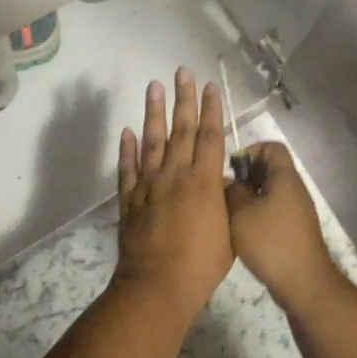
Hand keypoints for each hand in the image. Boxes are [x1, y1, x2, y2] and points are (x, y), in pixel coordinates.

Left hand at [112, 68, 233, 317]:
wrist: (158, 286)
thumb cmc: (203, 264)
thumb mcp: (229, 231)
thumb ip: (226, 202)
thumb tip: (221, 183)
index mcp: (204, 182)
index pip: (210, 136)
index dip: (212, 109)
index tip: (211, 86)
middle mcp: (176, 175)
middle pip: (182, 129)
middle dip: (184, 99)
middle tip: (182, 71)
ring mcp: (150, 185)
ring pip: (152, 141)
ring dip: (153, 112)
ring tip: (153, 86)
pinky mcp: (130, 201)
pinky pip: (128, 169)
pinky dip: (127, 149)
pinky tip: (127, 132)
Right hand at [225, 142, 347, 311]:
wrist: (303, 281)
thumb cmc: (271, 242)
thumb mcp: (241, 214)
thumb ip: (231, 192)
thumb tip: (227, 181)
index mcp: (285, 177)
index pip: (272, 147)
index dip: (251, 150)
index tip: (231, 168)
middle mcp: (294, 189)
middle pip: (270, 169)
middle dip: (246, 177)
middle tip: (225, 193)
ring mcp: (296, 210)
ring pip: (270, 192)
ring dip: (249, 198)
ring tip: (229, 213)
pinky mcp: (294, 229)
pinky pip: (274, 211)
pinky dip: (258, 215)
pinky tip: (242, 232)